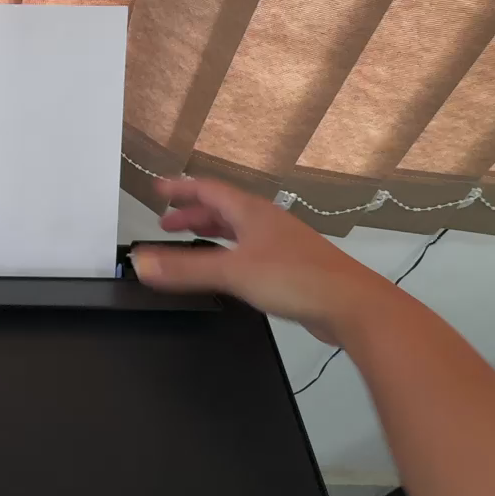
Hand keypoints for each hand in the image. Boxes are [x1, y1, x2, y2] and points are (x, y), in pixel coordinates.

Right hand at [131, 177, 408, 346]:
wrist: (354, 306)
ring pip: (238, 230)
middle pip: (222, 209)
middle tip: (166, 223)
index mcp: (252, 213)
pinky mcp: (291, 267)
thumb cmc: (298, 279)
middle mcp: (267, 222)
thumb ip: (184, 269)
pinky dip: (228, 252)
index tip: (157, 188)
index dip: (180, 188)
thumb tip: (140, 262)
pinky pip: (250, 251)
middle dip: (191, 213)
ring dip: (210, 232)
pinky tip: (226, 268)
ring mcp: (281, 244)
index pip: (208, 190)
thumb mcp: (232, 272)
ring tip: (190, 242)